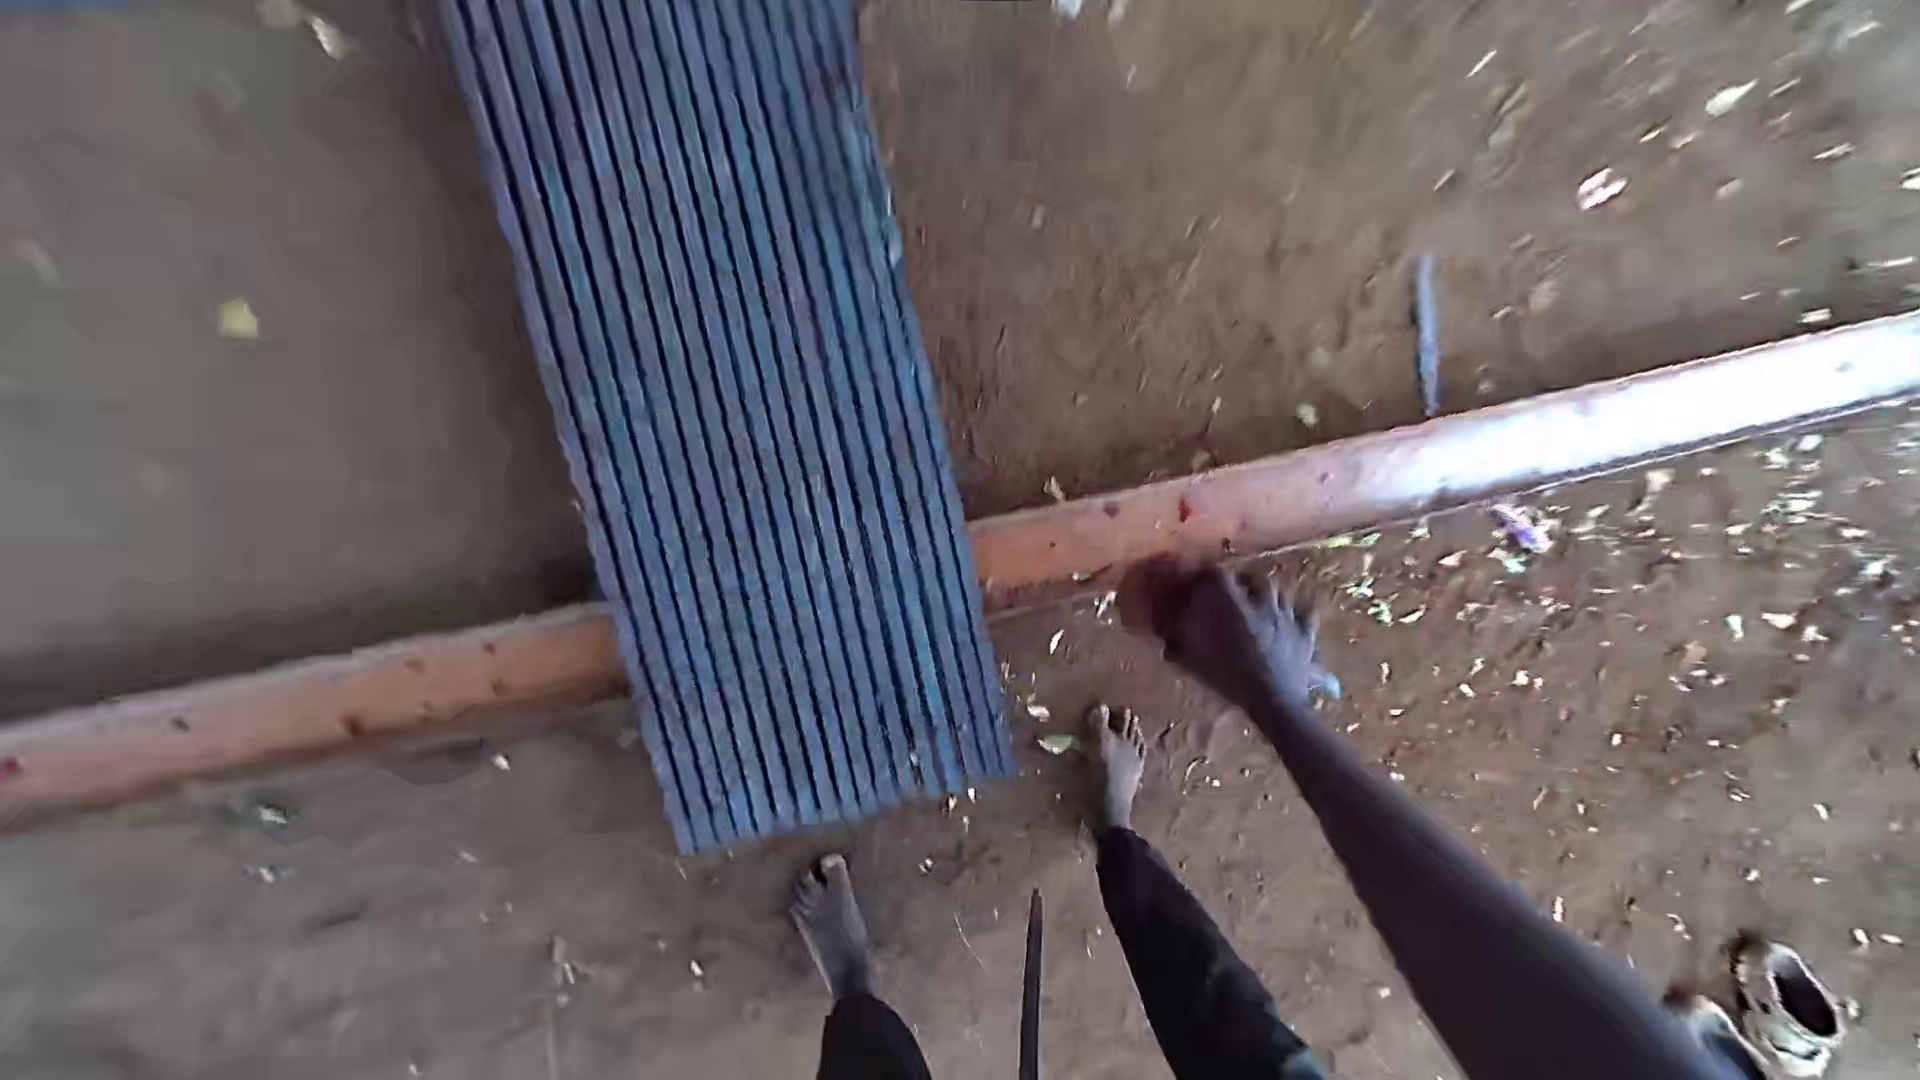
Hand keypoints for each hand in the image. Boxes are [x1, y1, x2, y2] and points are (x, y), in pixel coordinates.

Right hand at [1122, 558, 1326, 712]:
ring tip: (1260, 600)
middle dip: (1241, 580)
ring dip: (1268, 593)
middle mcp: (1260, 601)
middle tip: (1232, 590)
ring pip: (1279, 591)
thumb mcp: (1193, 661)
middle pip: (1252, 577)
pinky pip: (1306, 613)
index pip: (1216, 573)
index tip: (1199, 579)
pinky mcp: (1306, 634)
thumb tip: (1165, 640)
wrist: (1273, 701)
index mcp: (1230, 603)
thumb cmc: (1229, 678)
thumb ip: (1177, 645)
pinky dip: (1298, 611)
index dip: (1206, 573)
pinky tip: (1292, 615)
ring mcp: (1287, 616)